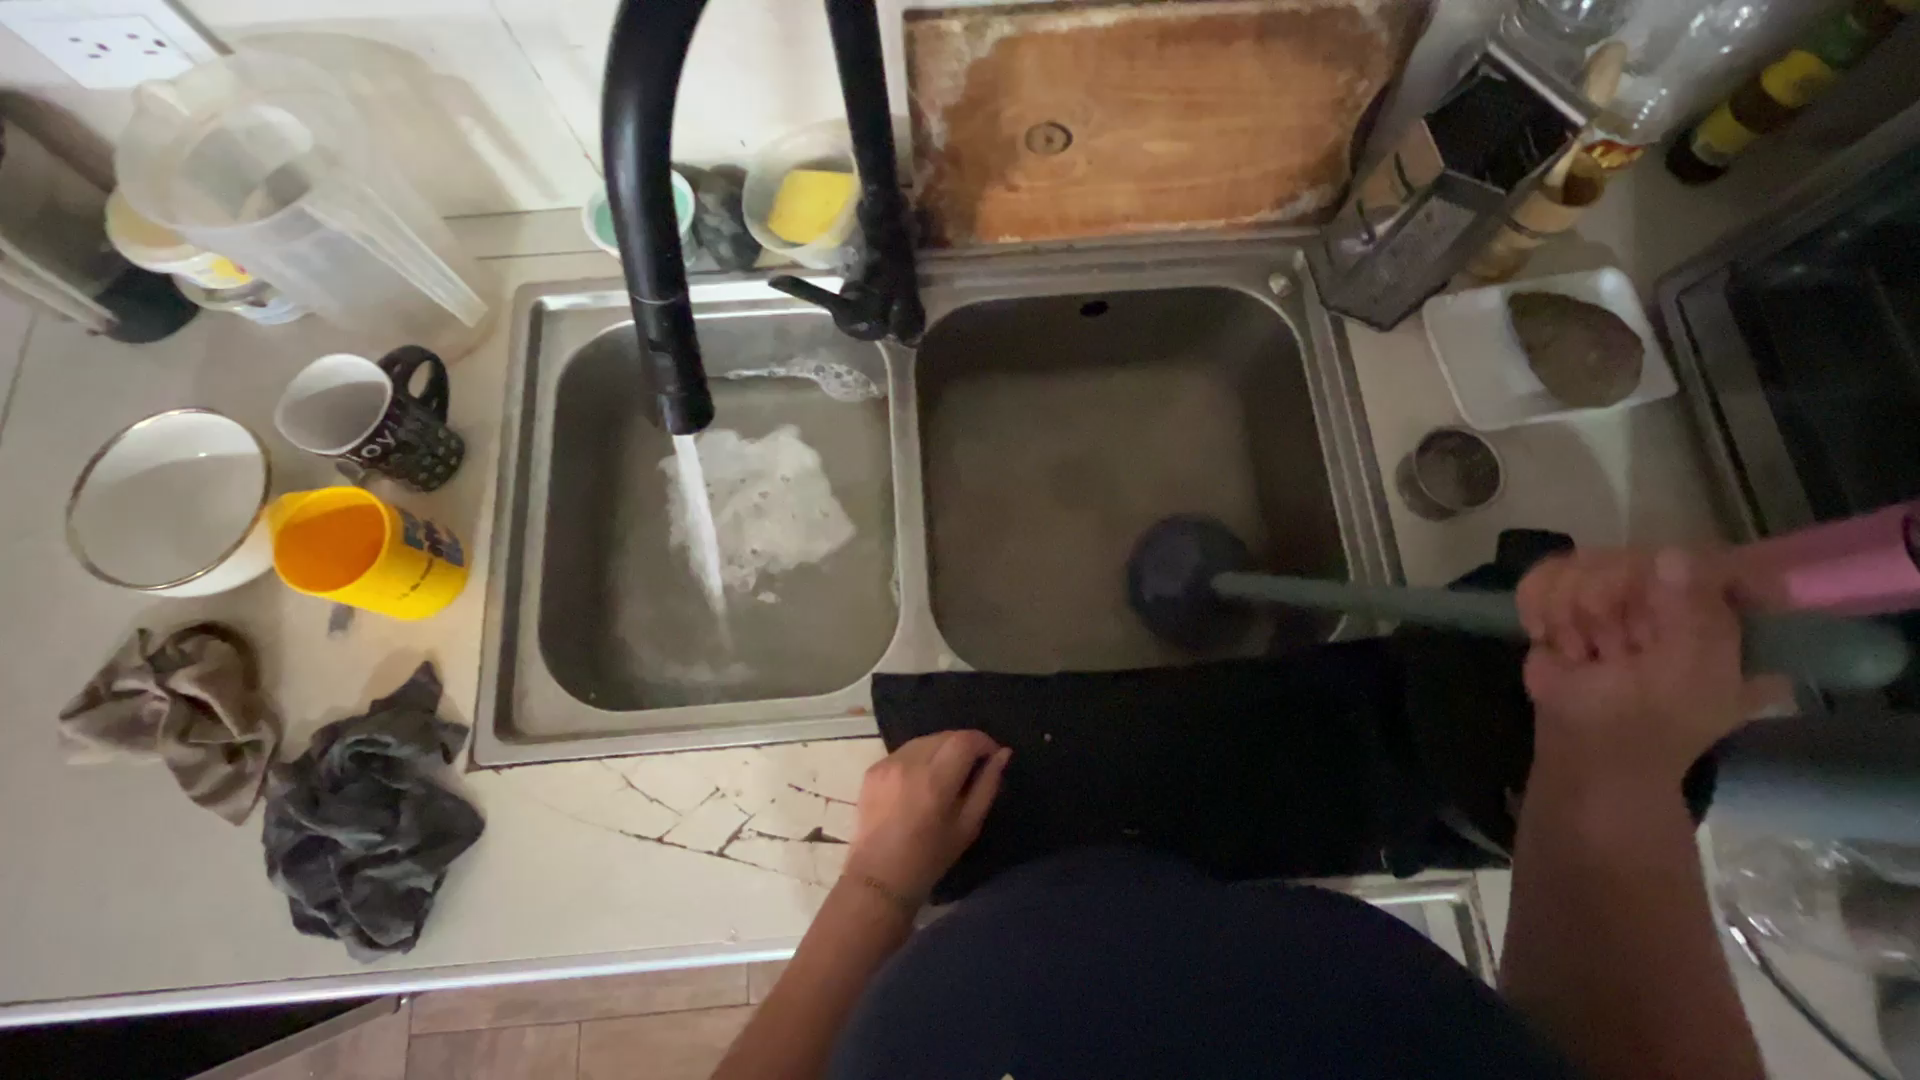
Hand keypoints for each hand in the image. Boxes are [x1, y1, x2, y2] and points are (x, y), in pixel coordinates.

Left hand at [846, 731, 1010, 902]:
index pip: (965, 740)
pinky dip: (918, 759)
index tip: (992, 756)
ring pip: (924, 740)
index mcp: (935, 781)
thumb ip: (987, 786)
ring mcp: (887, 764)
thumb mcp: (968, 826)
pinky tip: (920, 782)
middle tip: (971, 768)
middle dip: (963, 745)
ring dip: (941, 750)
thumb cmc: (930, 858)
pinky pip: (904, 752)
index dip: (984, 742)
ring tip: (946, 775)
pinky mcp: (872, 769)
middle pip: (945, 736)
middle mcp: (909, 764)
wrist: (878, 877)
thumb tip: (1002, 754)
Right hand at [1517, 548, 1763, 788]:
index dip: (1676, 575)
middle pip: (1633, 556)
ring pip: (1583, 561)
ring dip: (1568, 612)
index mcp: (1727, 613)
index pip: (1711, 560)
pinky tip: (1546, 634)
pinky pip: (1545, 573)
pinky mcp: (1566, 600)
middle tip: (1608, 648)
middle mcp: (1673, 595)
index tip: (1653, 614)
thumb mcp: (1694, 678)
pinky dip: (1538, 605)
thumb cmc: (1652, 723)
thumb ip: (1697, 617)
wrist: (1584, 751)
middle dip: (1606, 602)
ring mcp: (1618, 596)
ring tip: (1579, 651)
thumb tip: (1667, 555)